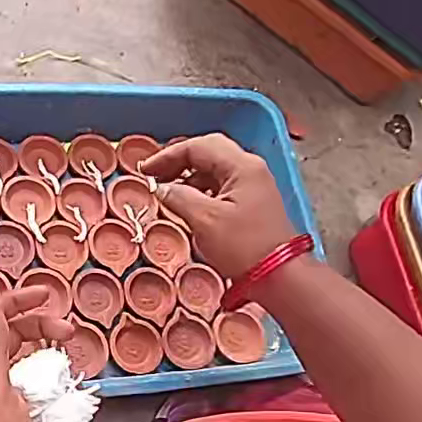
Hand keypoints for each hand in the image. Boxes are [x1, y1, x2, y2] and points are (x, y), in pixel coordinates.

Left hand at [0, 287, 70, 421]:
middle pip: (7, 334)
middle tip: (68, 332)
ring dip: (40, 345)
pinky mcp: (10, 412)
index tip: (46, 295)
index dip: (15, 301)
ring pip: (18, 356)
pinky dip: (43, 370)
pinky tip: (58, 377)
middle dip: (36, 323)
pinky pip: (26, 379)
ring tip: (65, 348)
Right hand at [141, 133, 298, 279]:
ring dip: (187, 174)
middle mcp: (249, 168)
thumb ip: (178, 198)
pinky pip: (219, 184)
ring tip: (165, 189)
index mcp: (241, 166)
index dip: (167, 156)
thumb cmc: (243, 246)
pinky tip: (184, 201)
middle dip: (177, 160)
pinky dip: (198, 188)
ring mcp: (252, 184)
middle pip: (208, 151)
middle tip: (154, 174)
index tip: (145, 170)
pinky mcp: (250, 200)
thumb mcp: (205, 220)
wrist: (277, 274)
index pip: (198, 147)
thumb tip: (160, 188)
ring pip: (213, 168)